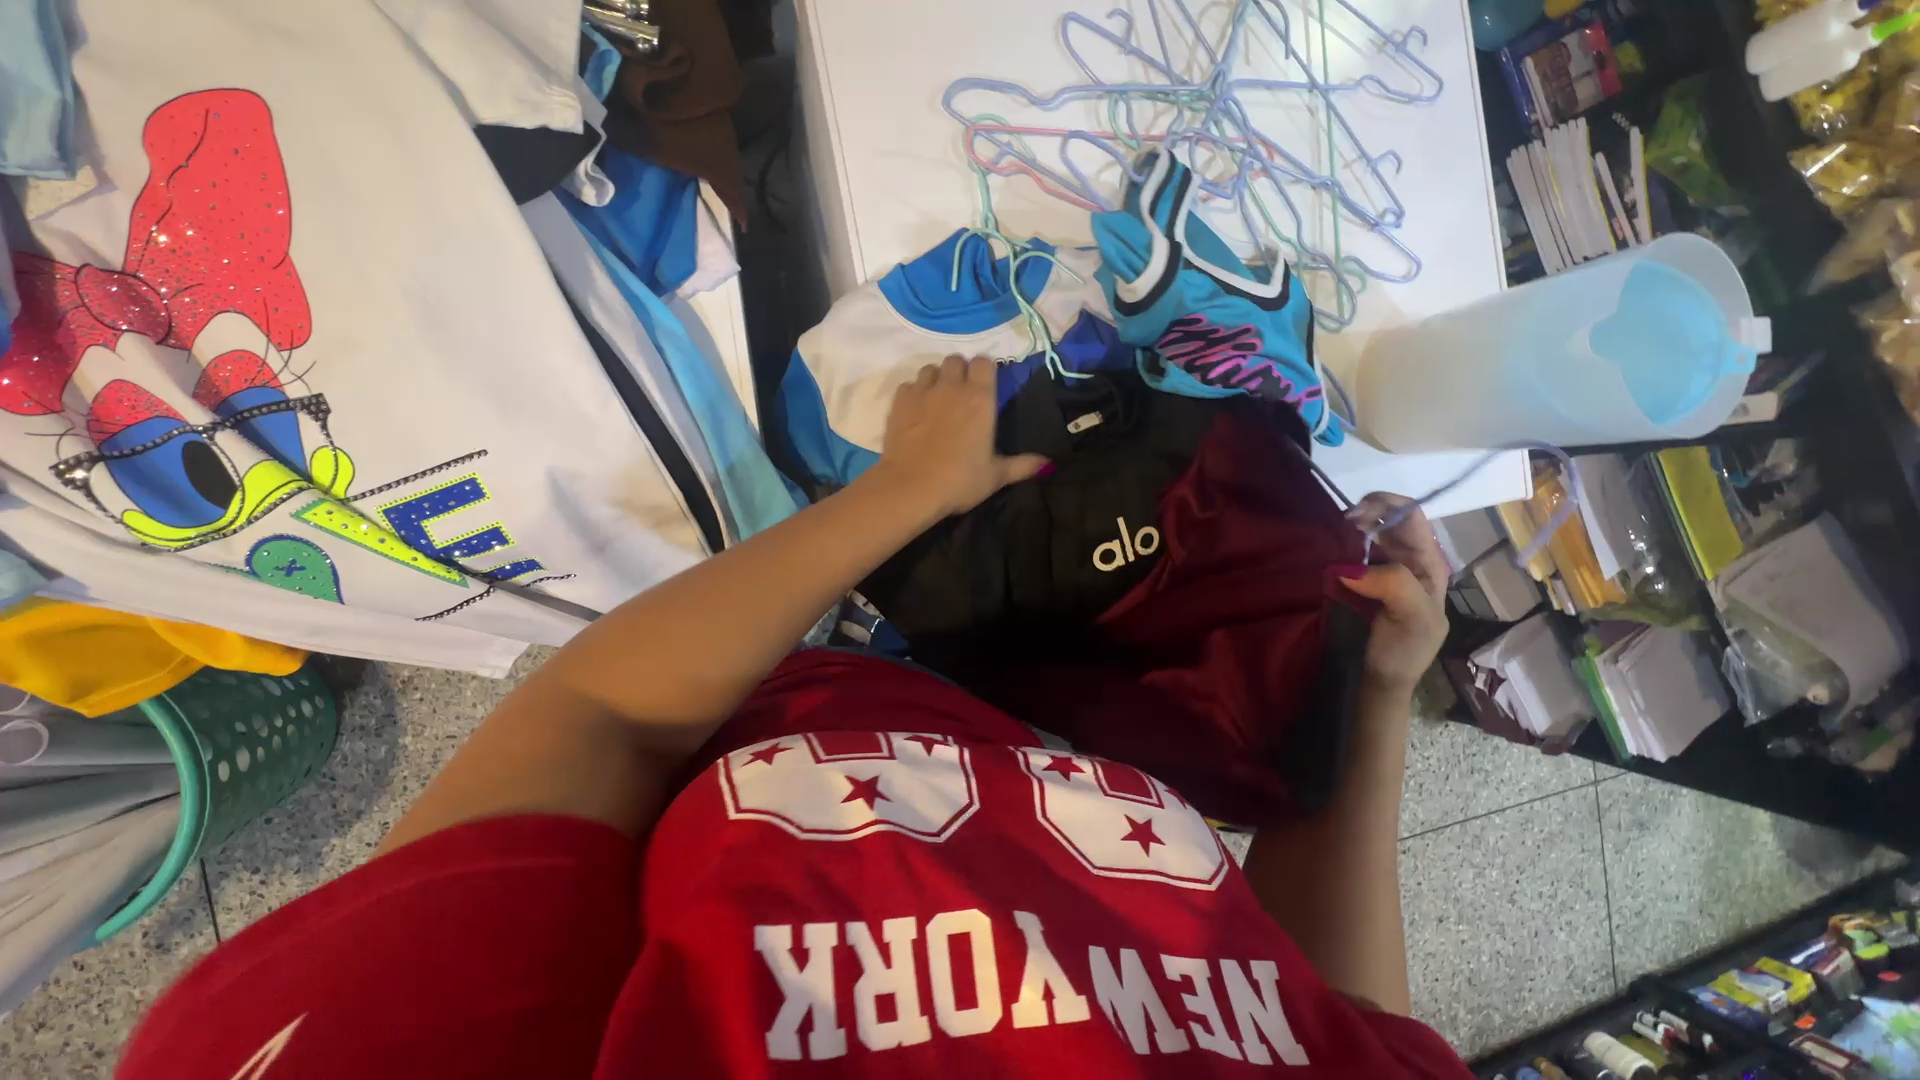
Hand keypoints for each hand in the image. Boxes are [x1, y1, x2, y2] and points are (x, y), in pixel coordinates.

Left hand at [870, 355, 1049, 517]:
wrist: (911, 487)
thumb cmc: (959, 480)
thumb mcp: (995, 476)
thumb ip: (1022, 465)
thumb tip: (1049, 464)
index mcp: (980, 399)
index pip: (985, 362)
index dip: (985, 371)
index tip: (986, 386)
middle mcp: (952, 387)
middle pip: (956, 360)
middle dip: (960, 371)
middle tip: (962, 393)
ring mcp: (922, 392)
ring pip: (930, 368)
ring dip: (936, 379)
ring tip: (938, 399)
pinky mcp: (899, 402)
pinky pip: (908, 385)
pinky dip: (913, 393)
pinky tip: (916, 411)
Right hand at [1339, 493, 1449, 694]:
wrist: (1379, 680)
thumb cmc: (1403, 650)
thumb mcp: (1413, 617)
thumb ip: (1395, 584)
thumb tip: (1350, 566)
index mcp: (1429, 565)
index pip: (1413, 518)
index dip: (1388, 506)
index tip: (1355, 514)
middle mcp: (1408, 561)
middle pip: (1390, 521)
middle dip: (1366, 513)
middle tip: (1339, 523)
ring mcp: (1384, 570)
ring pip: (1370, 534)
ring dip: (1351, 528)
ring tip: (1331, 534)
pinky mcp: (1361, 580)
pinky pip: (1353, 553)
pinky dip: (1341, 545)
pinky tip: (1329, 550)